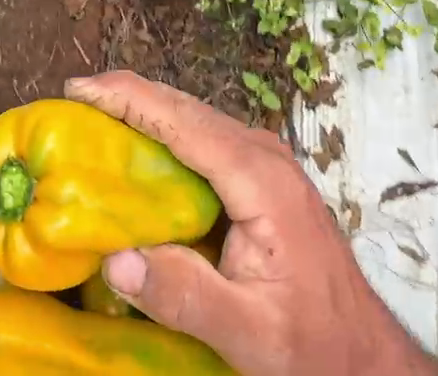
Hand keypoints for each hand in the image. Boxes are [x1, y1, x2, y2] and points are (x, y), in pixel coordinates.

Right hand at [66, 72, 437, 375]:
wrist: (363, 353)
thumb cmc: (311, 341)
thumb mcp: (246, 332)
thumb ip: (183, 296)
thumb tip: (114, 261)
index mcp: (260, 179)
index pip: (183, 121)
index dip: (128, 98)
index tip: (79, 88)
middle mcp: (263, 155)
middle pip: (185, 108)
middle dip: (128, 94)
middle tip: (74, 97)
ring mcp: (265, 162)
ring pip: (193, 117)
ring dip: (144, 108)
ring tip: (94, 111)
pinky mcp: (260, 176)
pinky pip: (202, 138)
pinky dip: (163, 129)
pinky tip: (137, 142)